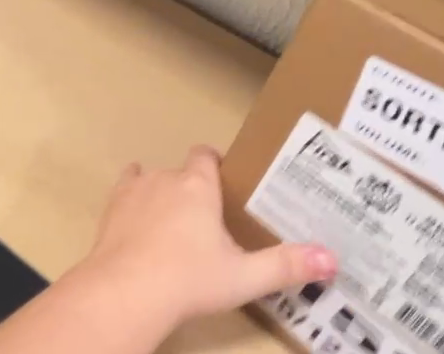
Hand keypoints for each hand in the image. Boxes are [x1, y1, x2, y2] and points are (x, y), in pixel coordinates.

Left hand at [73, 147, 336, 329]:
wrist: (130, 286)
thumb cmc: (191, 278)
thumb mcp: (246, 276)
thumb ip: (287, 265)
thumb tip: (331, 257)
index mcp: (197, 186)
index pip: (204, 156)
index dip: (214, 162)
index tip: (225, 177)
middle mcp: (164, 177)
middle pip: (182, 172)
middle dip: (194, 188)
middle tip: (209, 216)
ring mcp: (134, 188)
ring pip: (153, 179)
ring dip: (164, 193)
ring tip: (177, 220)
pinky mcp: (112, 204)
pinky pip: (126, 187)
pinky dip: (136, 195)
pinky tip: (140, 208)